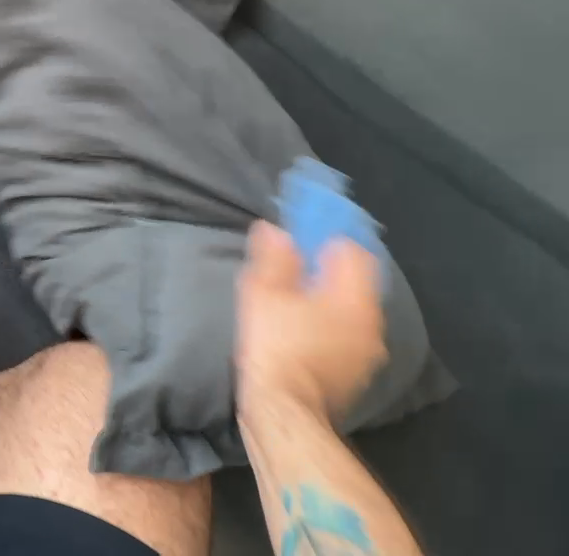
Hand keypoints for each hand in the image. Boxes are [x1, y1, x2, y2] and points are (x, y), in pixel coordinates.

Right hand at [236, 221, 386, 423]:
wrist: (285, 406)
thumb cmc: (275, 343)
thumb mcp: (263, 293)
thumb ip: (273, 258)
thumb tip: (276, 229)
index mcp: (354, 299)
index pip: (354, 252)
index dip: (328, 235)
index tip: (301, 227)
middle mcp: (371, 322)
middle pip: (354, 281)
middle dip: (325, 266)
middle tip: (290, 259)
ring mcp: (368, 351)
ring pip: (350, 309)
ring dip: (326, 295)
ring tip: (292, 293)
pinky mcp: (355, 371)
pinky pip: (345, 332)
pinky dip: (327, 320)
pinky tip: (300, 326)